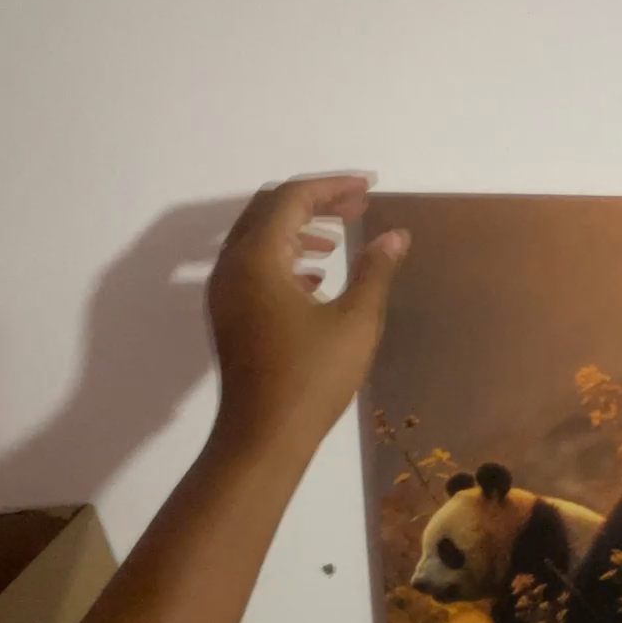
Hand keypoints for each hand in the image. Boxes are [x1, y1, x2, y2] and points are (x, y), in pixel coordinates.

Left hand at [206, 174, 408, 453]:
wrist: (264, 436)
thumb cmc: (313, 377)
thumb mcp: (355, 321)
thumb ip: (375, 270)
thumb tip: (396, 235)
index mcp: (257, 258)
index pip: (291, 198)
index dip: (332, 186)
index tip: (370, 187)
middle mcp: (232, 266)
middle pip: (269, 209)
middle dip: (315, 201)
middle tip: (358, 205)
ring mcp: (225, 291)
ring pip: (258, 237)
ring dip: (299, 228)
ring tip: (340, 236)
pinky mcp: (230, 314)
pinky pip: (254, 265)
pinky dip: (285, 256)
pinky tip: (315, 275)